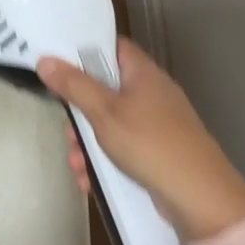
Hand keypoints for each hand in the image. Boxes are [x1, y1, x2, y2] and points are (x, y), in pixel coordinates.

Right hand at [37, 37, 244, 238]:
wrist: (198, 196)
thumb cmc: (149, 143)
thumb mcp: (104, 112)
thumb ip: (74, 85)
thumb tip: (45, 60)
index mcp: (143, 74)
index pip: (113, 47)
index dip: (86, 51)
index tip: (58, 63)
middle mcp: (151, 94)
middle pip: (105, 91)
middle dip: (80, 113)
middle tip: (68, 130)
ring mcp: (156, 125)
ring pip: (109, 124)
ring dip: (87, 144)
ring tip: (77, 164)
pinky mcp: (156, 153)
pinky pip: (121, 149)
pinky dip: (104, 161)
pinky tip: (90, 180)